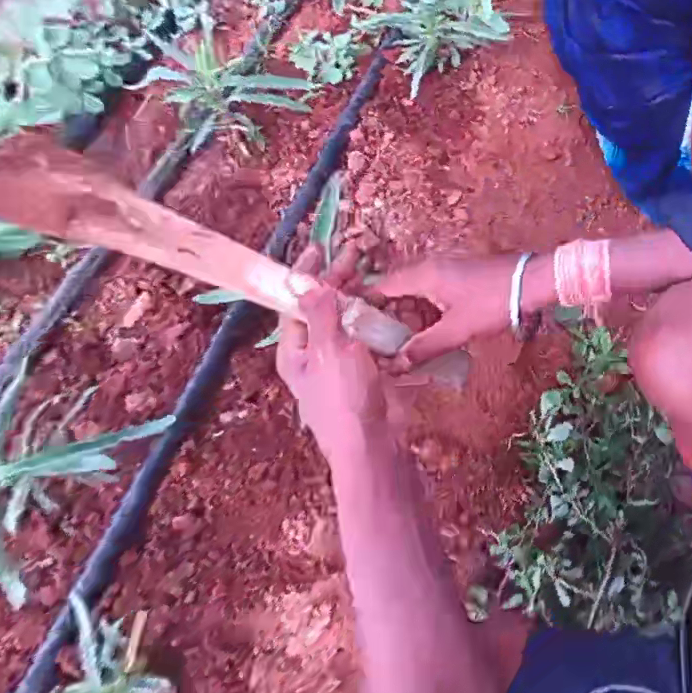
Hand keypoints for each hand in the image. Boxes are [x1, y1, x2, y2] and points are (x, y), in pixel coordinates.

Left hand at [276, 247, 386, 460]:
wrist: (373, 443)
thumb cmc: (343, 398)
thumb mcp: (329, 351)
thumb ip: (321, 314)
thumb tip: (306, 283)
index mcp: (297, 350)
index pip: (296, 303)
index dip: (306, 275)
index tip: (319, 249)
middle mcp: (318, 354)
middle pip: (326, 309)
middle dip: (339, 282)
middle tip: (356, 255)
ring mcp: (346, 362)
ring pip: (353, 322)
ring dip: (364, 299)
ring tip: (376, 278)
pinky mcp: (372, 370)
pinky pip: (374, 339)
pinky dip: (383, 322)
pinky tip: (395, 308)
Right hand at [371, 254, 522, 364]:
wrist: (531, 283)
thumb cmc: (491, 304)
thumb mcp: (456, 330)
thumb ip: (424, 347)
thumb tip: (395, 365)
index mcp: (423, 275)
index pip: (382, 287)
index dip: (367, 306)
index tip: (356, 327)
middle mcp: (431, 268)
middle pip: (398, 290)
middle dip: (389, 316)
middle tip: (381, 343)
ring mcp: (448, 270)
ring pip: (418, 294)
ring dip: (411, 316)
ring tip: (405, 344)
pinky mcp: (462, 277)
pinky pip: (435, 294)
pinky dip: (429, 312)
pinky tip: (433, 333)